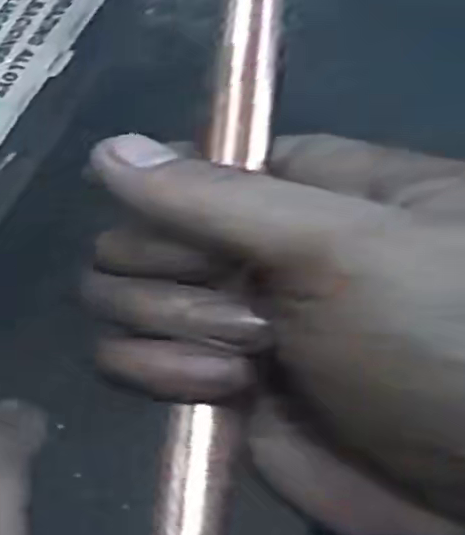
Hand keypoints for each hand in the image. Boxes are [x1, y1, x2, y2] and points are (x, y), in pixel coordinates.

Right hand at [83, 132, 464, 534]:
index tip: (170, 213)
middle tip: (240, 299)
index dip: (172, 187)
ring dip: (163, 324)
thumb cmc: (450, 345)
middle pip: (141, 234)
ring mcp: (229, 319)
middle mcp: (269, 255)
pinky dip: (153, 369)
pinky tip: (216, 388)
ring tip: (245, 357)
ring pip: (116, 294)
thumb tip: (104, 146)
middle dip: (167, 271)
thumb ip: (212, 195)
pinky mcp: (199, 375)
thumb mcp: (346, 248)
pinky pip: (119, 352)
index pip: (210, 165)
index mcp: (326, 202)